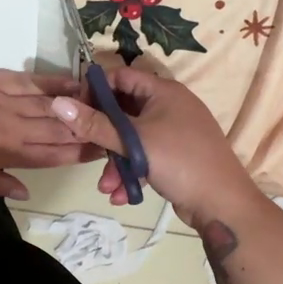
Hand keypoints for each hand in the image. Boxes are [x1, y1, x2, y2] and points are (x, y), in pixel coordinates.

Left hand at [0, 67, 95, 198]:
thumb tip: (25, 191)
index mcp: (9, 153)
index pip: (54, 154)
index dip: (80, 152)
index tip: (101, 149)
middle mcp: (14, 125)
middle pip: (59, 127)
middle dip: (86, 128)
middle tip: (109, 125)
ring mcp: (5, 97)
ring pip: (49, 102)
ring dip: (76, 104)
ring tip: (99, 103)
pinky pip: (31, 79)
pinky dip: (53, 82)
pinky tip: (72, 81)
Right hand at [47, 65, 264, 224]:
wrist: (225, 207)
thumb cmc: (180, 162)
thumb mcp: (133, 142)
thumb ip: (94, 124)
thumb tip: (57, 103)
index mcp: (164, 91)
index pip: (120, 76)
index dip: (95, 90)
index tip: (75, 111)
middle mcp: (170, 106)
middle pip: (122, 110)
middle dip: (102, 135)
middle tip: (86, 150)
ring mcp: (174, 131)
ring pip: (131, 137)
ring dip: (115, 160)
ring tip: (106, 186)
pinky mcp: (176, 155)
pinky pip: (144, 155)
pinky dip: (131, 170)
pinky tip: (121, 194)